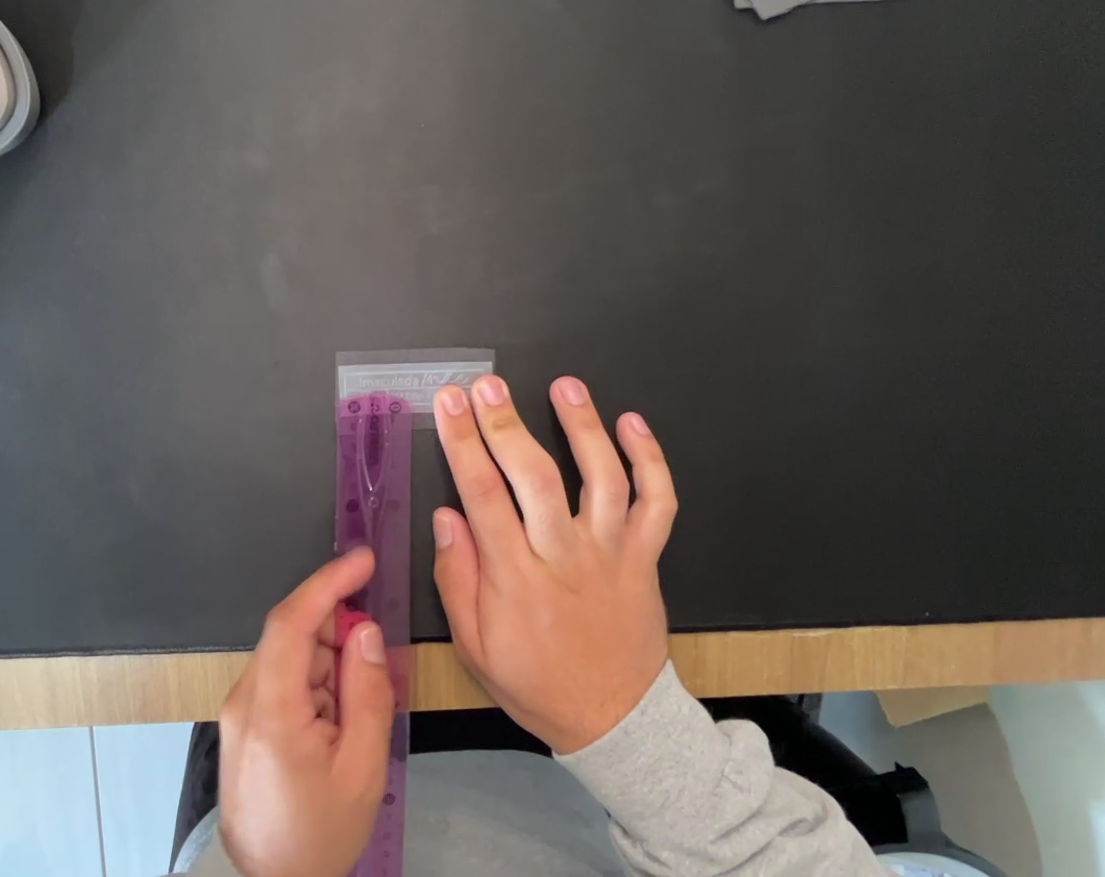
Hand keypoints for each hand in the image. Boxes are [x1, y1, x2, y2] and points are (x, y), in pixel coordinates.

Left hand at [217, 547, 395, 876]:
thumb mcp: (362, 768)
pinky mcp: (243, 721)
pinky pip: (282, 679)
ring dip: (329, 665)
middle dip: (338, 635)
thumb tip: (366, 632)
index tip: (362, 560)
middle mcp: (244, 699)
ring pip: (290, 657)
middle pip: (293, 637)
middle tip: (374, 665)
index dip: (327, 582)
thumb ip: (368, 692)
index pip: (292, 622)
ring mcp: (239, 710)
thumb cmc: (318, 834)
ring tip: (355, 715)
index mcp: (271, 710)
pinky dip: (316, 683)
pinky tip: (336, 719)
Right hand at [431, 375, 676, 754]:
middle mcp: (565, 556)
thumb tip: (446, 517)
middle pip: (534, 476)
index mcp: (516, 578)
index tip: (450, 404)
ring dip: (583, 425)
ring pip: (602, 477)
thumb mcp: (474, 645)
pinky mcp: (644, 556)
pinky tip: (632, 423)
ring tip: (565, 385)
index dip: (463, 442)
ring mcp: (611, 552)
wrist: (615, 720)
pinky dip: (650, 459)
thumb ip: (457, 578)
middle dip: (506, 423)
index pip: (482, 494)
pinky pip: (657, 501)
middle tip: (487, 385)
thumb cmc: (535, 681)